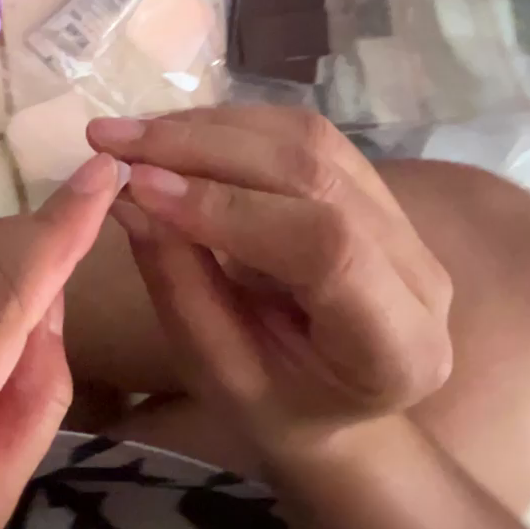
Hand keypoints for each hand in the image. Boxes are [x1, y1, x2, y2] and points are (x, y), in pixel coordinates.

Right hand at [87, 108, 453, 455]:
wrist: (328, 400)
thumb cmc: (272, 402)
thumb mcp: (214, 369)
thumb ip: (178, 280)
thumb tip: (126, 191)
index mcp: (397, 345)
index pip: (325, 246)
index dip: (226, 206)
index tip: (137, 185)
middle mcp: (418, 270)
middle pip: (313, 172)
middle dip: (200, 147)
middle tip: (111, 140)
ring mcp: (401, 218)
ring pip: (305, 138)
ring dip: (206, 127)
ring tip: (130, 134)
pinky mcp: (370, 184)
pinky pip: (297, 132)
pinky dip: (224, 125)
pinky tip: (170, 133)